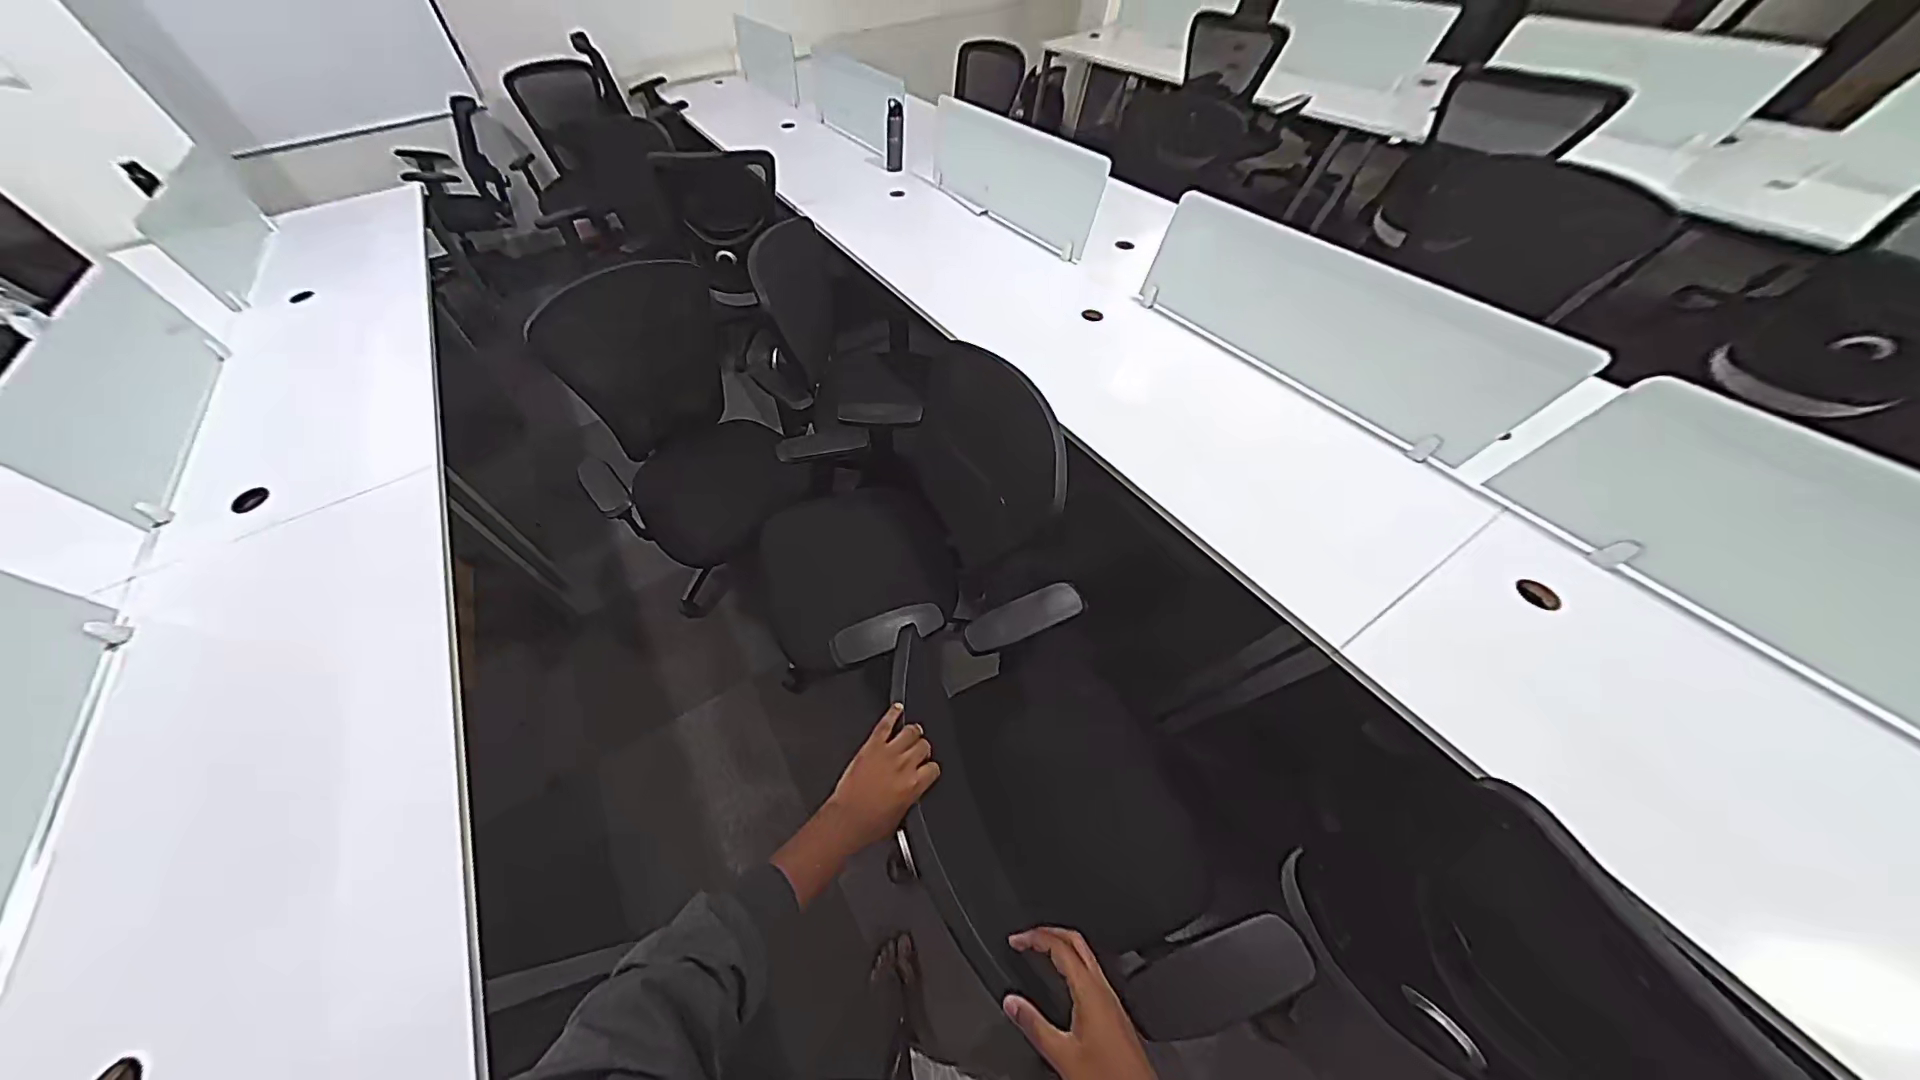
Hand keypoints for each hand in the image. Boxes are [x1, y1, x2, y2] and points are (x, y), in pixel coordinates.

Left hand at [772, 704, 939, 908]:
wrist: (845, 821)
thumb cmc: (869, 824)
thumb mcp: (901, 815)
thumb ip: (912, 795)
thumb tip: (914, 787)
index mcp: (914, 785)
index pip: (934, 767)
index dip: (930, 768)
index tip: (926, 768)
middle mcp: (904, 766)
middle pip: (924, 746)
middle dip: (922, 749)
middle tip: (917, 752)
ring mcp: (888, 753)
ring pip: (911, 731)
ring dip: (913, 731)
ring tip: (912, 732)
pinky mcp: (871, 746)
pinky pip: (886, 723)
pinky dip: (893, 713)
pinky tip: (897, 709)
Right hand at [1003, 928, 1156, 1079]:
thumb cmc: (1109, 1077)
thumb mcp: (1063, 1055)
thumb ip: (1034, 1026)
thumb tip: (1012, 1002)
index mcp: (1090, 991)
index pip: (1059, 946)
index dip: (1034, 937)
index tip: (1016, 940)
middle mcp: (1103, 988)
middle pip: (1076, 941)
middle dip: (1049, 931)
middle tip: (1027, 936)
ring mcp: (1111, 998)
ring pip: (1086, 954)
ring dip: (1061, 944)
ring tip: (1040, 949)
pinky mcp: (1114, 1010)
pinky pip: (1091, 971)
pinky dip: (1072, 962)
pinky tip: (1063, 978)